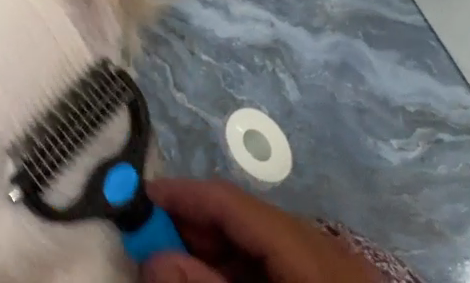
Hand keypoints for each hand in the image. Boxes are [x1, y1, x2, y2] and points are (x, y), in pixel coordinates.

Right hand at [142, 180, 383, 282]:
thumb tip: (154, 258)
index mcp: (309, 254)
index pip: (234, 203)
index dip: (185, 195)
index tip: (138, 198)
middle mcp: (323, 252)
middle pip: (245, 222)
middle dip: (194, 229)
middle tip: (148, 246)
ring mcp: (331, 274)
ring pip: (257, 248)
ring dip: (213, 255)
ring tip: (174, 272)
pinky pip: (275, 272)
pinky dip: (238, 276)